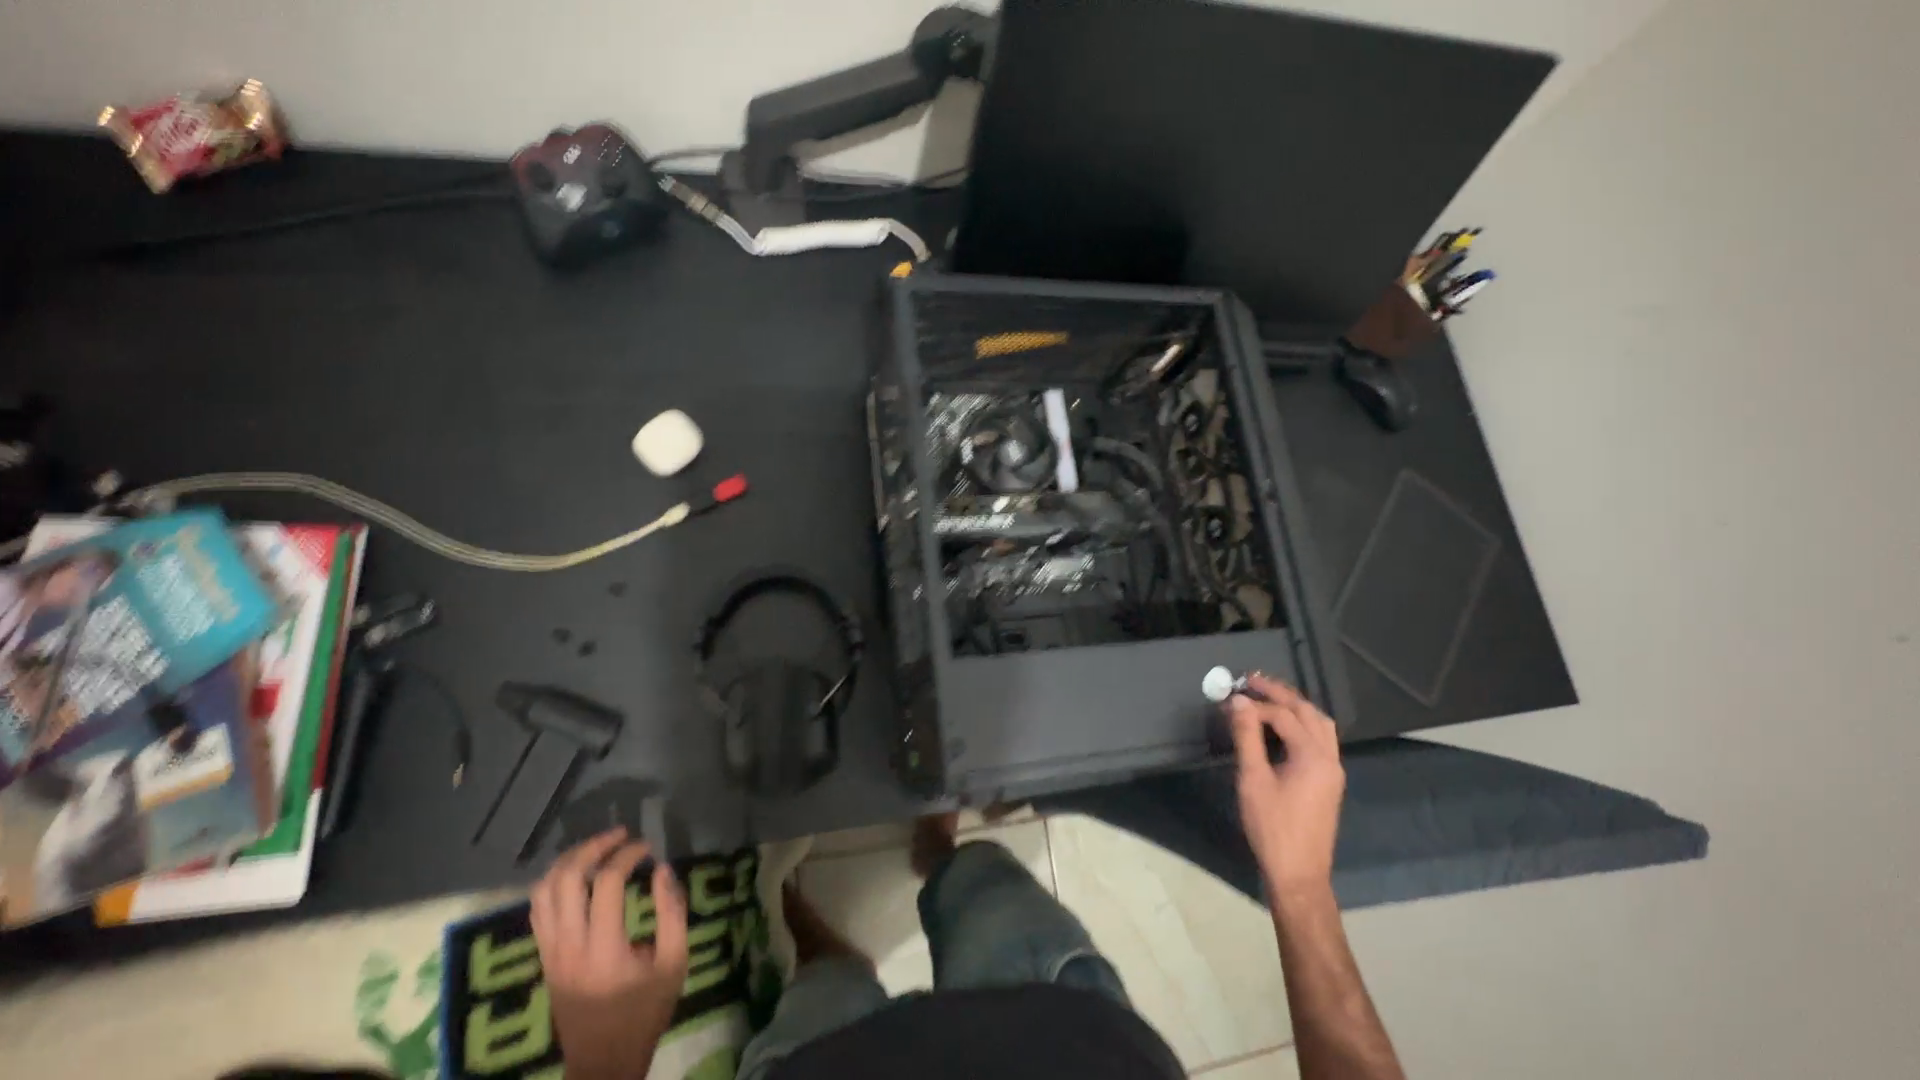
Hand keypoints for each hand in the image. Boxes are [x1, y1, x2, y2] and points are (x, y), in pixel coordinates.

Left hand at [530, 828, 687, 1079]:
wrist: (604, 1061)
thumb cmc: (645, 1013)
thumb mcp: (674, 964)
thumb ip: (671, 913)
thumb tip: (663, 870)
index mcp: (604, 947)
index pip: (608, 882)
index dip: (628, 855)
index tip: (648, 848)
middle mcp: (569, 944)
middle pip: (568, 877)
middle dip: (593, 847)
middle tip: (619, 836)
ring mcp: (549, 951)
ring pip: (544, 890)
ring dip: (569, 861)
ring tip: (596, 848)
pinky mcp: (543, 957)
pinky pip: (537, 909)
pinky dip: (554, 883)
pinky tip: (576, 876)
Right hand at [1228, 674, 1345, 897]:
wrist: (1299, 873)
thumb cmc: (1272, 827)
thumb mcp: (1253, 780)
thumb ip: (1247, 737)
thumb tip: (1238, 702)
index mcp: (1313, 755)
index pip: (1284, 716)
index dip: (1257, 705)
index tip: (1231, 699)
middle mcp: (1329, 757)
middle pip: (1308, 712)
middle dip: (1280, 694)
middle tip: (1251, 680)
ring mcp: (1333, 770)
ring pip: (1320, 724)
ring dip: (1295, 707)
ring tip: (1268, 698)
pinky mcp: (1330, 781)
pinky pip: (1321, 739)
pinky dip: (1302, 724)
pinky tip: (1283, 727)